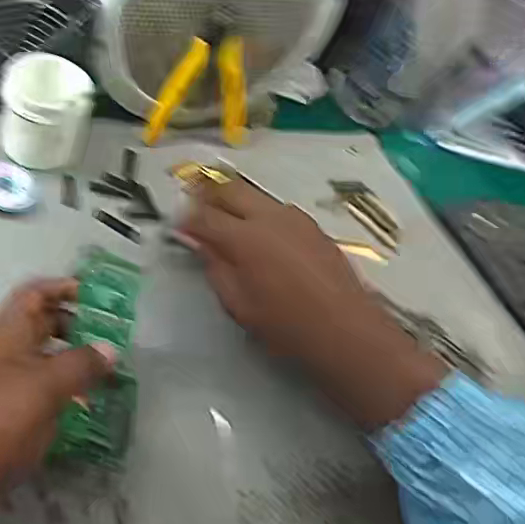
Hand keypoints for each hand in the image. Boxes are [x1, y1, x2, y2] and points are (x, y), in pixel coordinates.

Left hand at [0, 279, 115, 523]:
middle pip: (40, 322)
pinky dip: (64, 386)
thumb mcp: (46, 385)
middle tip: (109, 334)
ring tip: (106, 368)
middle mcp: (5, 349)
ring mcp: (5, 379)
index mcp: (7, 331)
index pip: (35, 294)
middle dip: (74, 322)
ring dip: (72, 356)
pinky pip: (41, 385)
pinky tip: (87, 402)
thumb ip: (80, 364)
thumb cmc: (2, 417)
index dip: (62, 287)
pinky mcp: (10, 408)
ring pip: (42, 356)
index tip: (96, 294)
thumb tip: (108, 350)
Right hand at [178, 177, 445, 429]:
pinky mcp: (313, 227)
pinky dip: (258, 211)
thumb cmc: (285, 325)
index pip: (203, 215)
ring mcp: (295, 219)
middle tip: (193, 203)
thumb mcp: (237, 302)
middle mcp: (269, 218)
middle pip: (229, 189)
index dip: (185, 218)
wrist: (348, 334)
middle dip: (207, 192)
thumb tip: (196, 240)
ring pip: (255, 195)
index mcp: (244, 237)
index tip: (175, 224)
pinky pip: (277, 208)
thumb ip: (214, 265)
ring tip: (223, 215)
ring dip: (234, 199)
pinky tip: (259, 230)